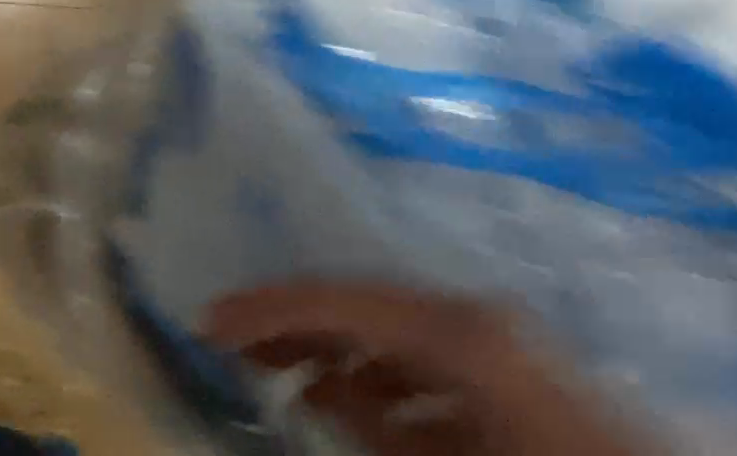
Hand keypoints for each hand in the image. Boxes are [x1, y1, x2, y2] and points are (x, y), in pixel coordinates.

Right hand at [204, 282, 653, 455]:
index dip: (265, 305)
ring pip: (385, 328)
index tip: (207, 316)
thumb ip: (371, 414)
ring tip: (275, 371)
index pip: (336, 297)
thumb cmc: (529, 450)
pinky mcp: (512, 367)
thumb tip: (305, 383)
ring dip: (327, 350)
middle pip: (355, 303)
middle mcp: (472, 314)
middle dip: (288, 321)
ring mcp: (496, 337)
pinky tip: (343, 400)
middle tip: (226, 336)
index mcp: (457, 324)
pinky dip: (375, 376)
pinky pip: (422, 359)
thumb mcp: (441, 450)